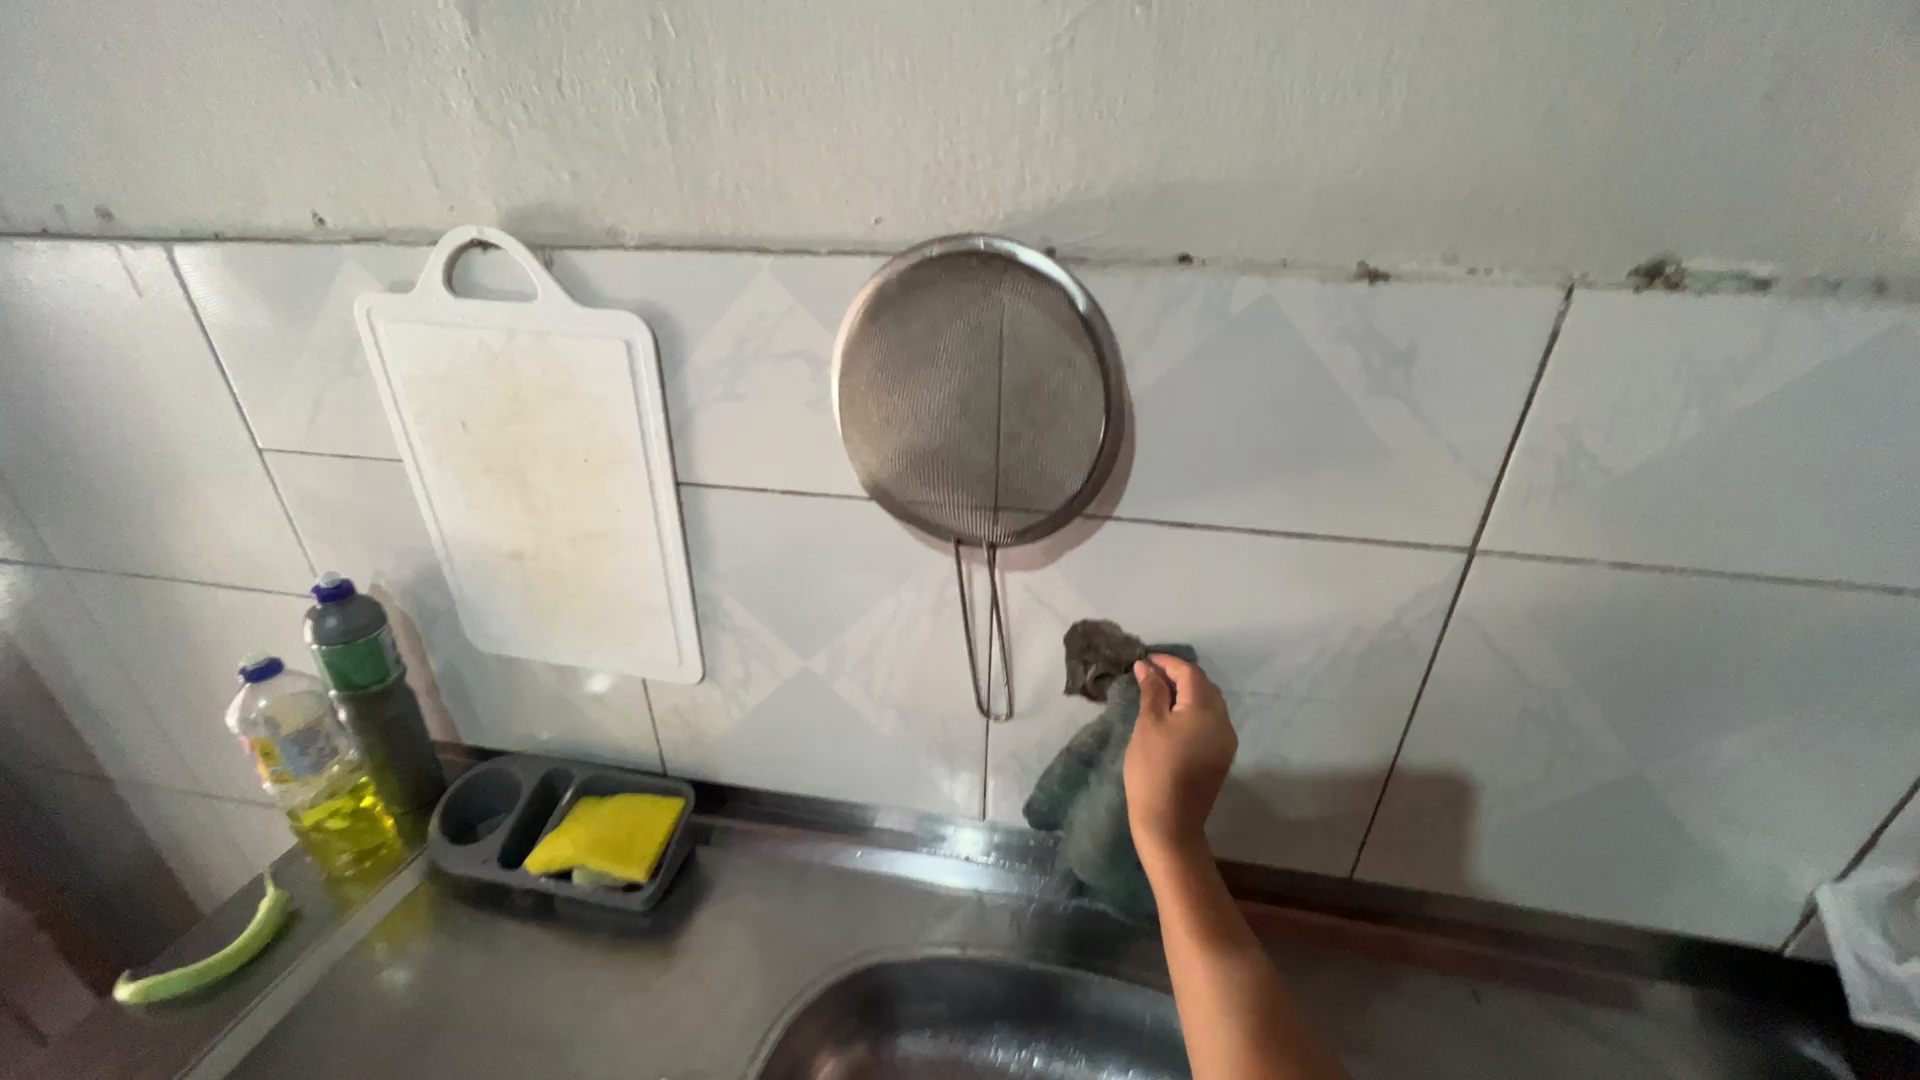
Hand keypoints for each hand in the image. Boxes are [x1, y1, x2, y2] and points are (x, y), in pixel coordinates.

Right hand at [1124, 654, 1235, 863]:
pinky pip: (1210, 722)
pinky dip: (1193, 711)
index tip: (1145, 660)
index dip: (1168, 662)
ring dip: (1187, 693)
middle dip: (1179, 675)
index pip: (1191, 673)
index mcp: (1206, 711)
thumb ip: (1151, 691)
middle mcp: (1223, 722)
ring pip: (1209, 704)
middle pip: (1204, 687)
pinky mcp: (1220, 757)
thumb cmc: (1153, 769)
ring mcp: (1225, 741)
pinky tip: (1173, 716)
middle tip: (1151, 675)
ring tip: (1159, 693)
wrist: (1169, 822)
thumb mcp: (1148, 725)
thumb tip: (1147, 667)